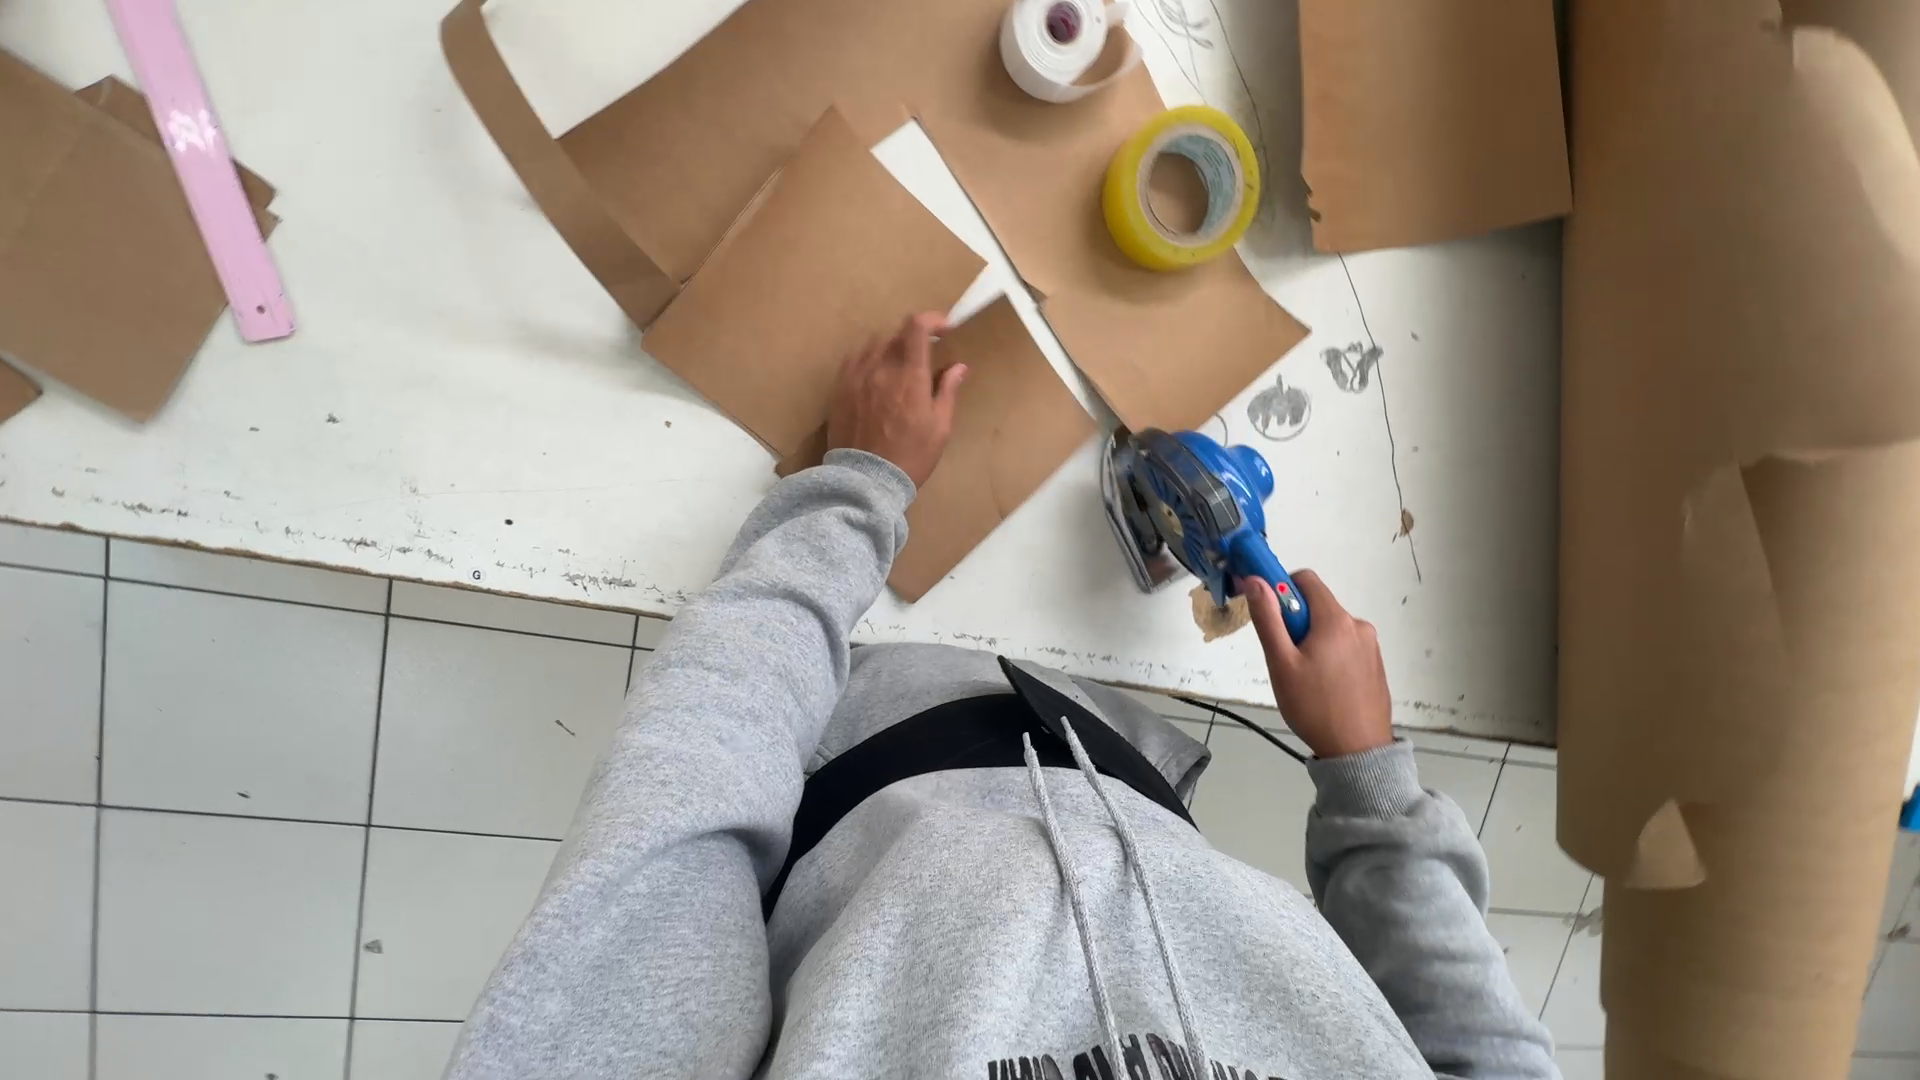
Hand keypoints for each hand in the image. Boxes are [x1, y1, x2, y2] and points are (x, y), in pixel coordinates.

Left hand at [826, 312, 966, 487]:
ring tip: (898, 367)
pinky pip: (853, 361)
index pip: (916, 327)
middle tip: (924, 357)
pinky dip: (868, 360)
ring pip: (873, 345)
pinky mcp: (839, 390)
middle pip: (896, 335)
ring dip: (890, 349)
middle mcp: (880, 369)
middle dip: (913, 340)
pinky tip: (875, 376)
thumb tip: (958, 367)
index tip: (944, 328)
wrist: (867, 481)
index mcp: (909, 376)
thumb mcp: (939, 428)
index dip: (932, 319)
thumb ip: (947, 392)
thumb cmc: (911, 457)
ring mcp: (856, 378)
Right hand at [1243, 570, 1392, 758]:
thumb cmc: (1313, 705)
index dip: (1280, 588)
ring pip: (1330, 628)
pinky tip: (1322, 686)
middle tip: (1284, 658)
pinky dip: (1328, 655)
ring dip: (1311, 640)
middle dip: (1295, 622)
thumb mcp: (1281, 662)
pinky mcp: (1375, 665)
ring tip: (1303, 677)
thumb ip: (1267, 619)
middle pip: (1317, 606)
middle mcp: (1358, 626)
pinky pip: (1344, 646)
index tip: (1266, 612)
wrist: (1357, 751)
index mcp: (1335, 620)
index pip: (1305, 580)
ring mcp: (1370, 646)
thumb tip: (1255, 580)